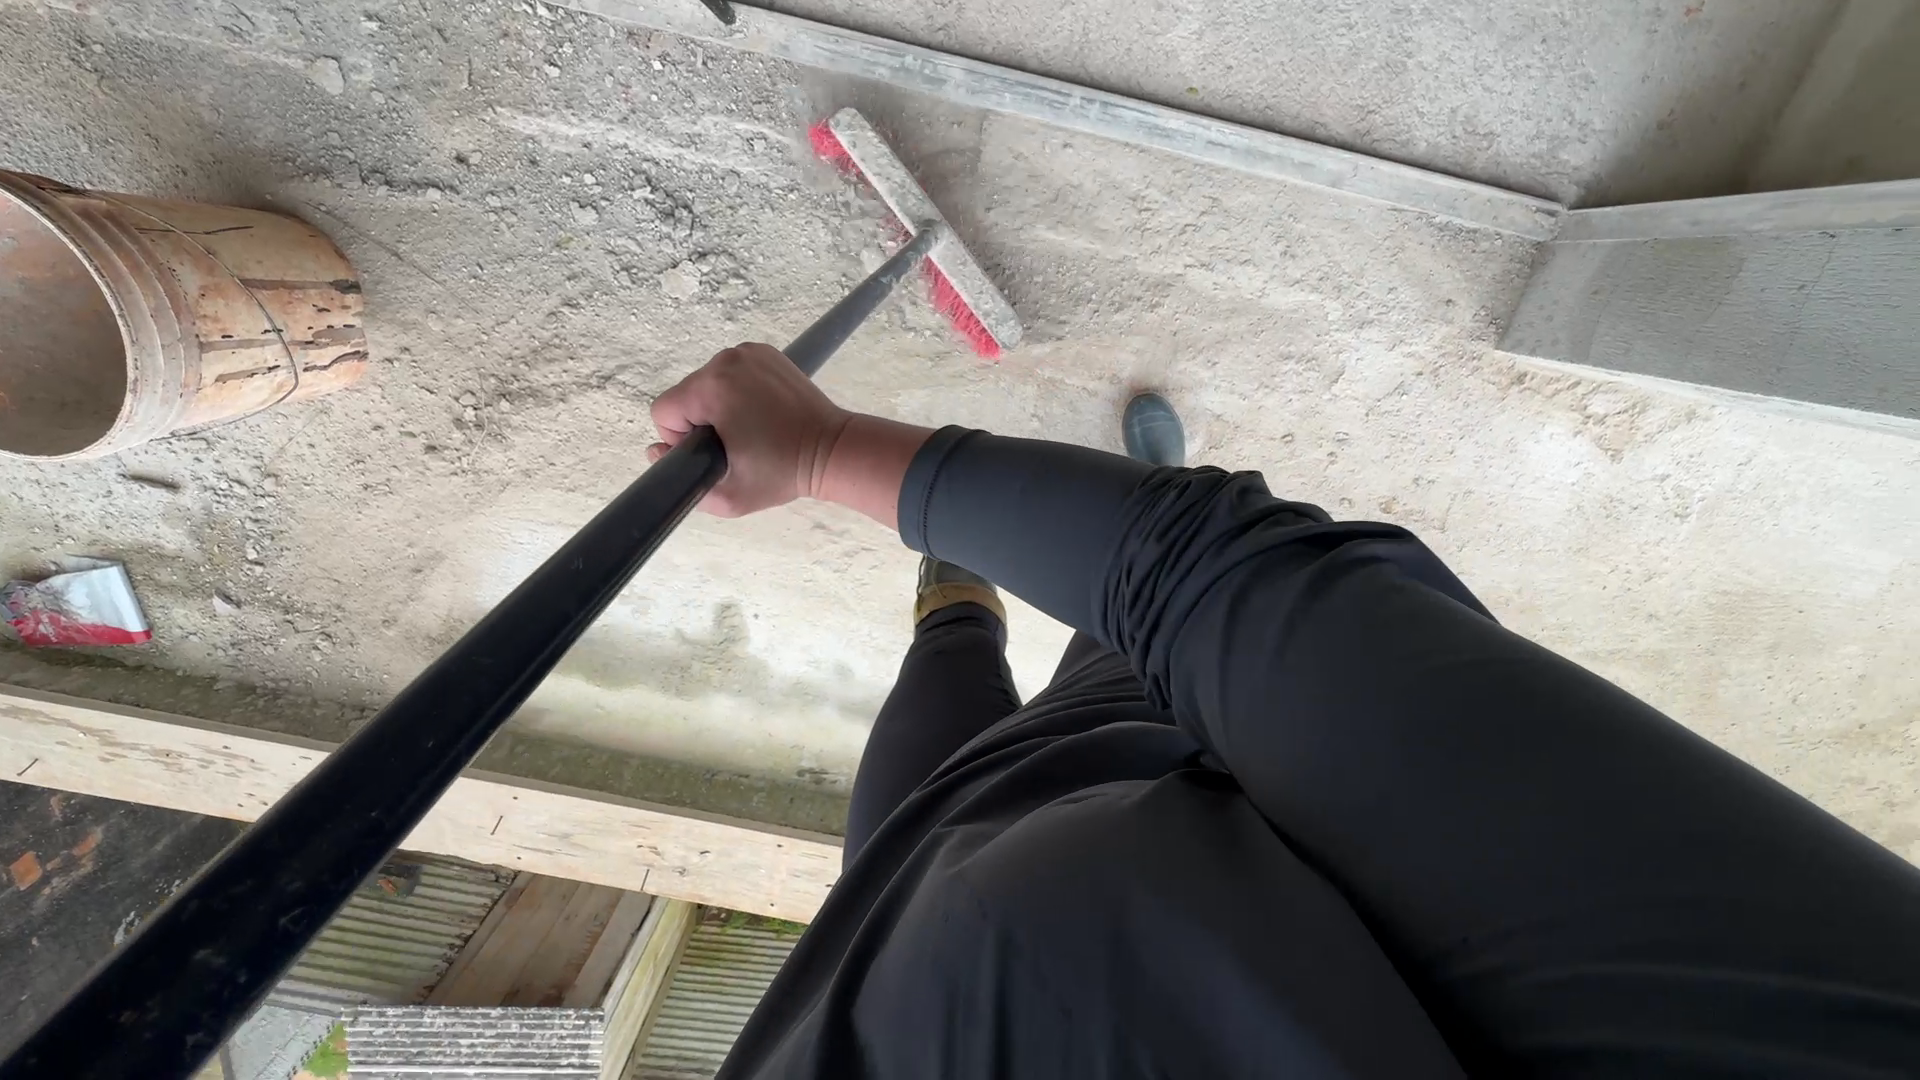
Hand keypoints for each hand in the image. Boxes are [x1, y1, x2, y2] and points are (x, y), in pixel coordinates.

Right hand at [648, 343, 850, 517]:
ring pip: (709, 383)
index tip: (714, 452)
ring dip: (720, 406)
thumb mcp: (728, 495)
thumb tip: (656, 451)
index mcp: (712, 387)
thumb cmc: (783, 472)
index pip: (664, 410)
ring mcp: (750, 352)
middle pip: (687, 394)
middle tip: (738, 445)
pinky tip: (762, 413)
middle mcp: (727, 360)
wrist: (832, 451)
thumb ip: (681, 478)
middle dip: (702, 421)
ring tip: (753, 430)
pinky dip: (740, 392)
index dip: (680, 439)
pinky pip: (734, 373)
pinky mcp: (768, 353)